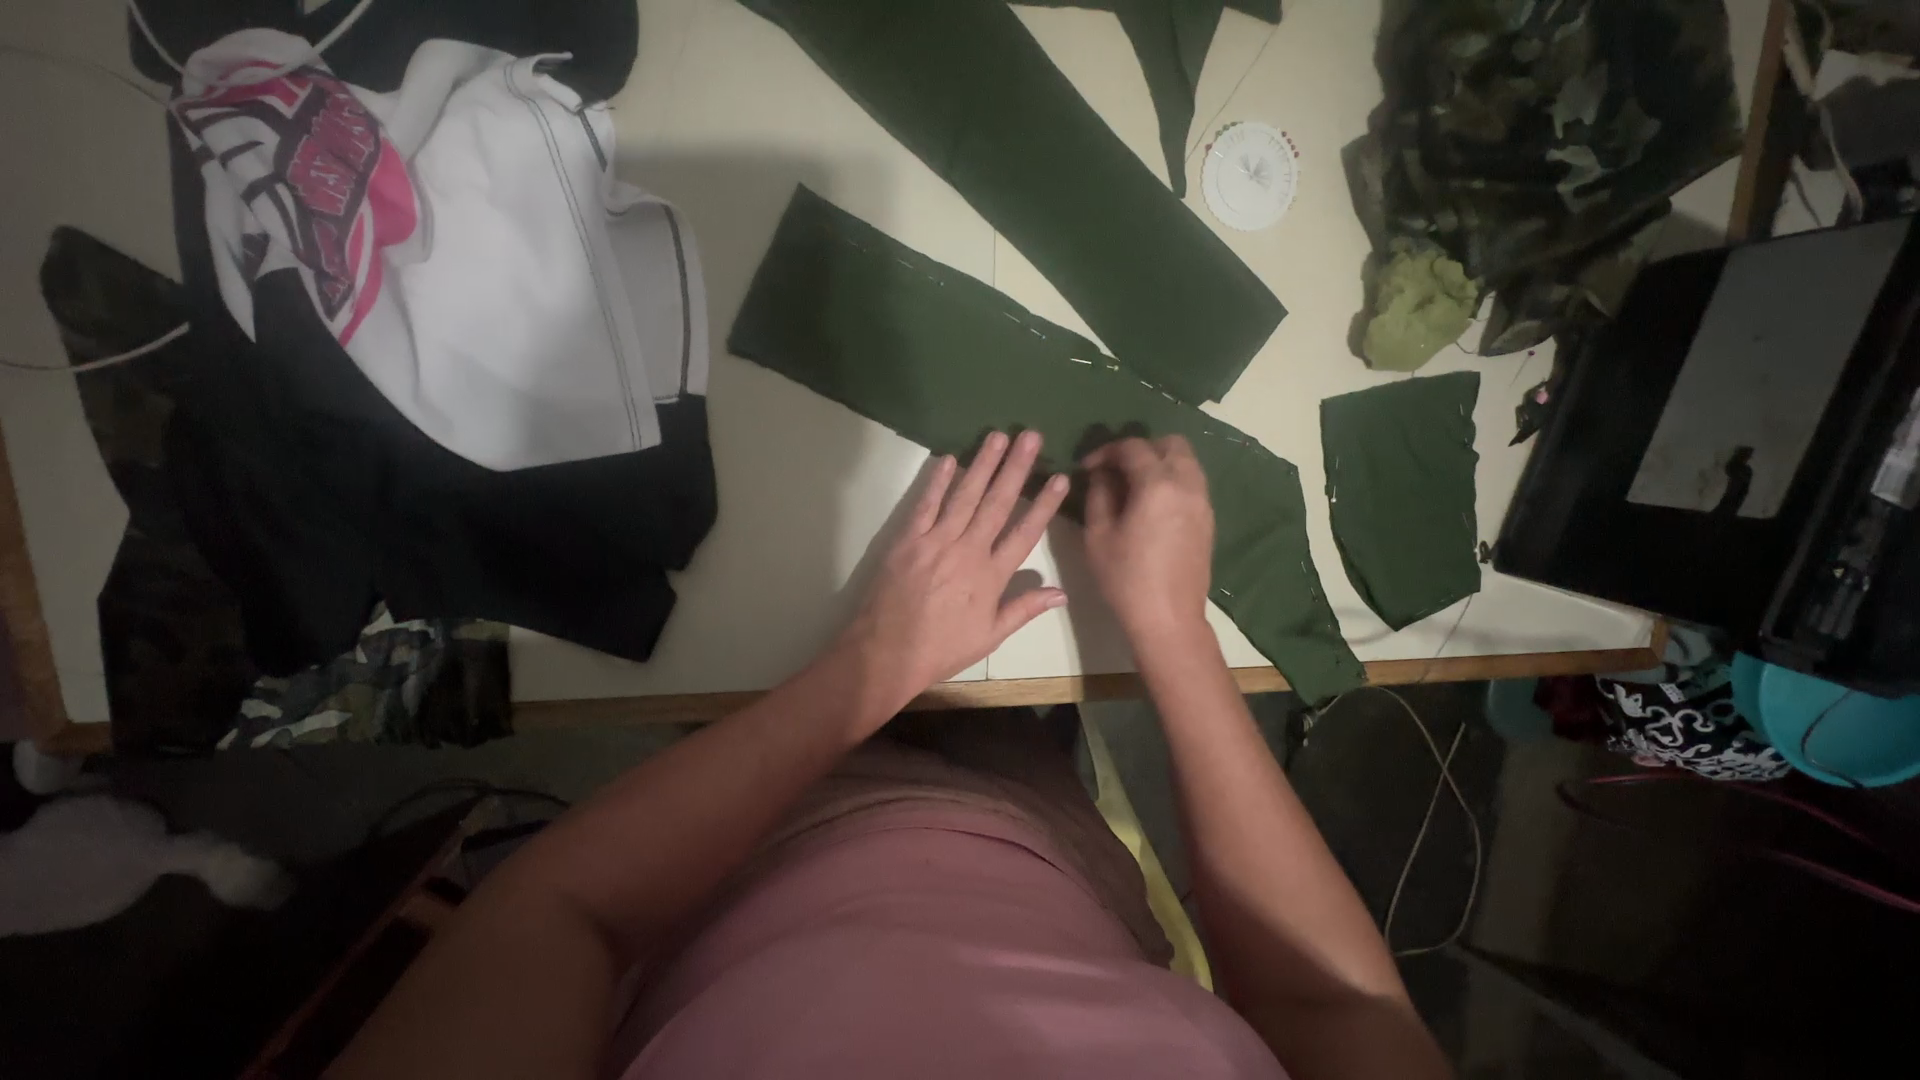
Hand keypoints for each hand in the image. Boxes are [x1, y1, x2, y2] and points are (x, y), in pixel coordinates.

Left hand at [837, 430, 1069, 718]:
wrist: (886, 653)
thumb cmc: (941, 649)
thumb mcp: (990, 636)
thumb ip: (1024, 609)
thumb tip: (1061, 592)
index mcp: (991, 576)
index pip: (1025, 533)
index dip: (1044, 504)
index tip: (1059, 478)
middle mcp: (968, 551)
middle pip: (997, 503)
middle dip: (1016, 468)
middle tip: (1031, 436)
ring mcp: (936, 542)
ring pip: (965, 496)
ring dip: (982, 464)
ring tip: (998, 435)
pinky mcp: (908, 540)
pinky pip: (925, 504)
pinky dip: (937, 481)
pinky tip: (949, 458)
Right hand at [1081, 436, 1214, 640]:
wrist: (1168, 617)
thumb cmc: (1125, 577)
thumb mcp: (1098, 535)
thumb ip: (1099, 494)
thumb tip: (1101, 474)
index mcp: (1157, 485)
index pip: (1133, 448)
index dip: (1106, 451)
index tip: (1087, 467)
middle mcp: (1187, 484)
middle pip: (1170, 444)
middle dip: (1141, 448)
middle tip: (1116, 469)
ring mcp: (1202, 501)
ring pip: (1186, 461)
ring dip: (1160, 462)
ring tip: (1133, 484)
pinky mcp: (1208, 518)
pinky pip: (1192, 482)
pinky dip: (1172, 479)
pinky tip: (1152, 503)